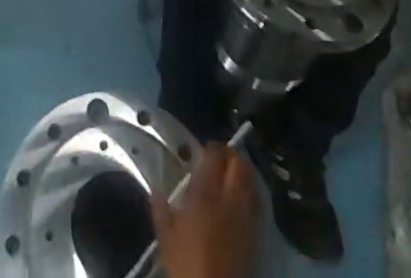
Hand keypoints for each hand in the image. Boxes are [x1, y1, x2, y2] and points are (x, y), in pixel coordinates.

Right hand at [152, 144, 256, 277]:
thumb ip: (161, 209)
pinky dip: (250, 189)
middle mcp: (229, 197)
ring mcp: (246, 212)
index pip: (215, 157)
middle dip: (231, 154)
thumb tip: (154, 191)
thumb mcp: (166, 237)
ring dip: (243, 169)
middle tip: (220, 157)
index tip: (205, 148)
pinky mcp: (255, 229)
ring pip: (250, 178)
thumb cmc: (187, 263)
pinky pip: (256, 198)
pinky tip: (240, 196)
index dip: (212, 147)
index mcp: (205, 194)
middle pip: (238, 163)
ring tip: (231, 172)